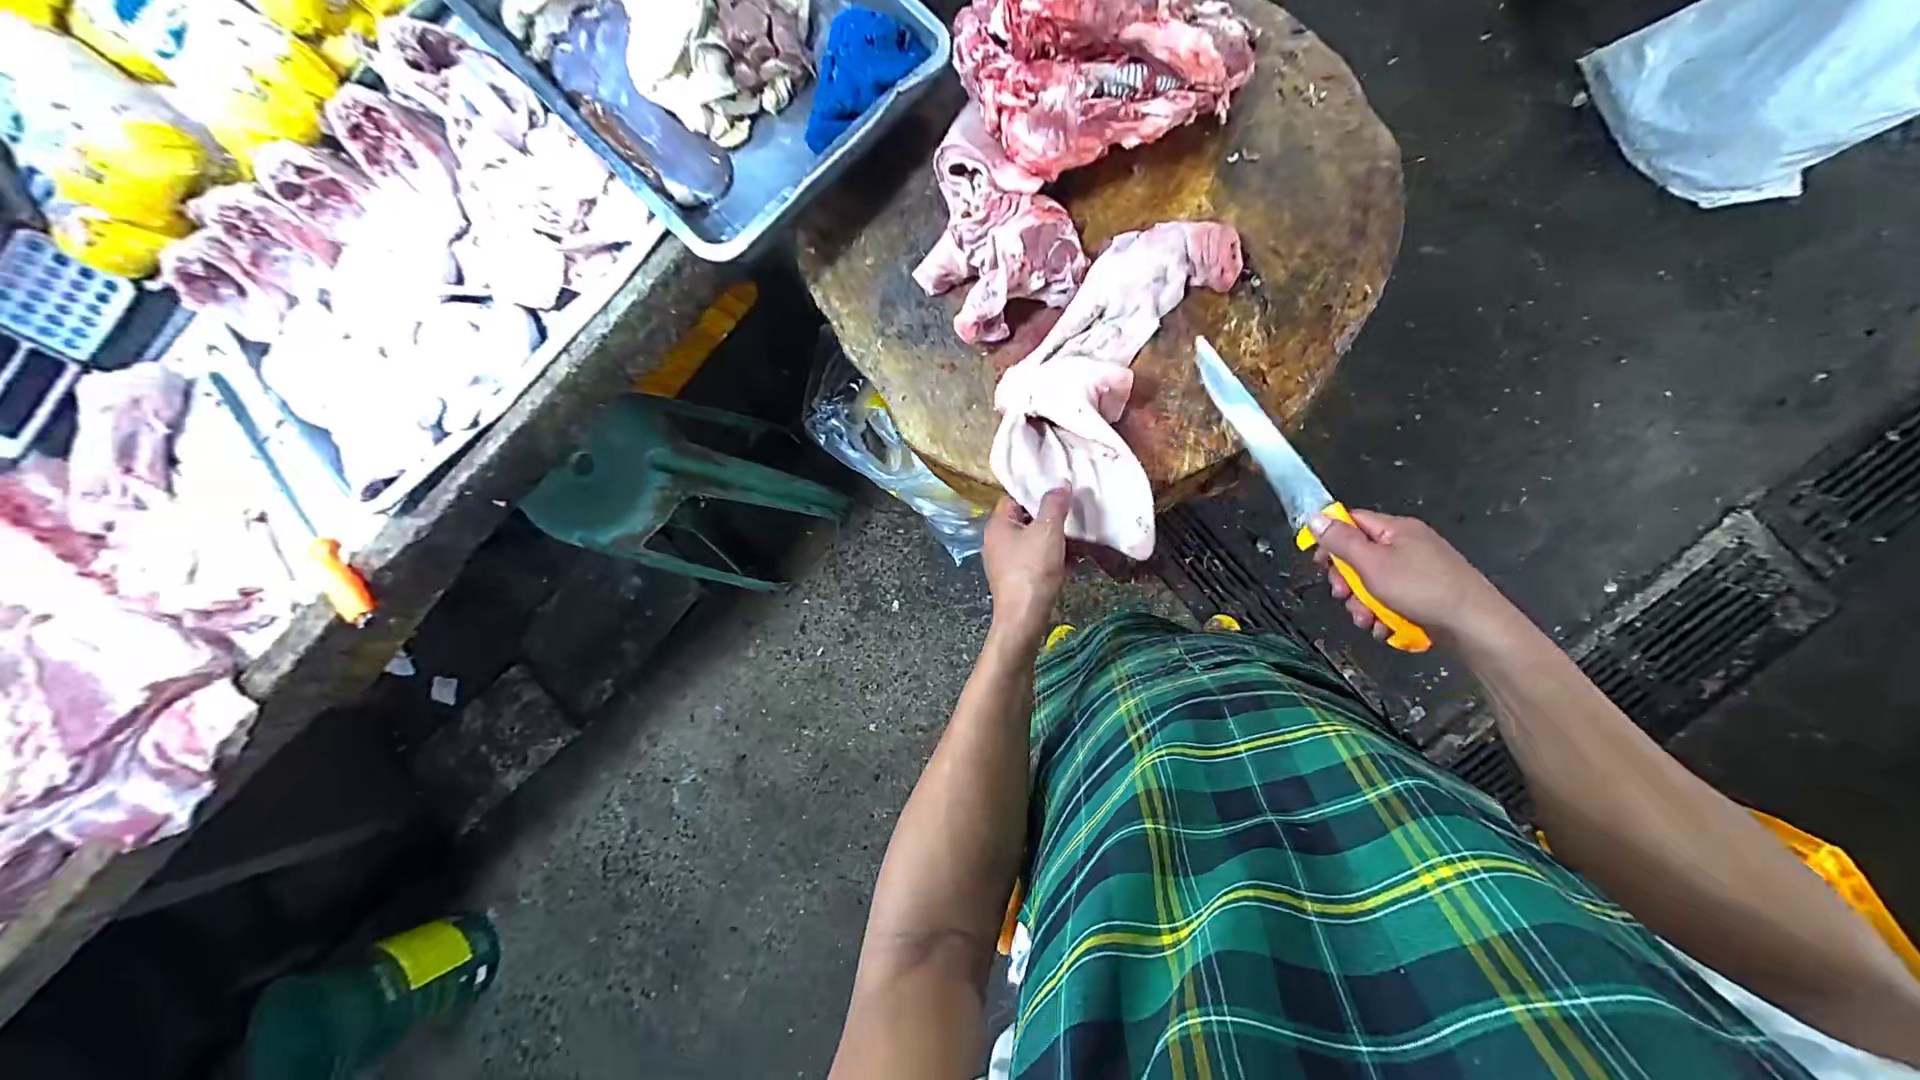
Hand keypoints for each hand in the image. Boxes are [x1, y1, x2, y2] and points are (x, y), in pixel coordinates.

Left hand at [982, 490, 1069, 647]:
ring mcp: (1007, 561)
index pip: (1014, 497)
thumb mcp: (1047, 531)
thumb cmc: (1032, 569)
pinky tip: (1076, 560)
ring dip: (1058, 539)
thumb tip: (1061, 485)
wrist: (1024, 617)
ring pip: (1035, 541)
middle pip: (1027, 519)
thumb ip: (1055, 505)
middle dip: (1052, 517)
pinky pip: (1038, 560)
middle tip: (1075, 512)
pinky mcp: (1019, 578)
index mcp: (998, 525)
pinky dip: (1055, 557)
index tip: (1060, 489)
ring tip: (1081, 536)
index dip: (1036, 491)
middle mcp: (997, 541)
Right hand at [1310, 509, 1513, 642]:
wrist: (1475, 626)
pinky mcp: (1423, 594)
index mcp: (1396, 529)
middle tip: (1343, 594)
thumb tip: (1315, 518)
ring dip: (1361, 603)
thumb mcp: (1371, 563)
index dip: (1330, 539)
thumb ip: (1340, 541)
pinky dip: (1381, 613)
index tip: (1319, 561)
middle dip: (1346, 580)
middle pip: (1358, 556)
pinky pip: (1390, 599)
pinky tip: (1383, 625)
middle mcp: (1407, 545)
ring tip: (1367, 618)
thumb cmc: (1423, 590)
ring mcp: (1416, 571)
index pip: (1351, 522)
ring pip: (1371, 582)